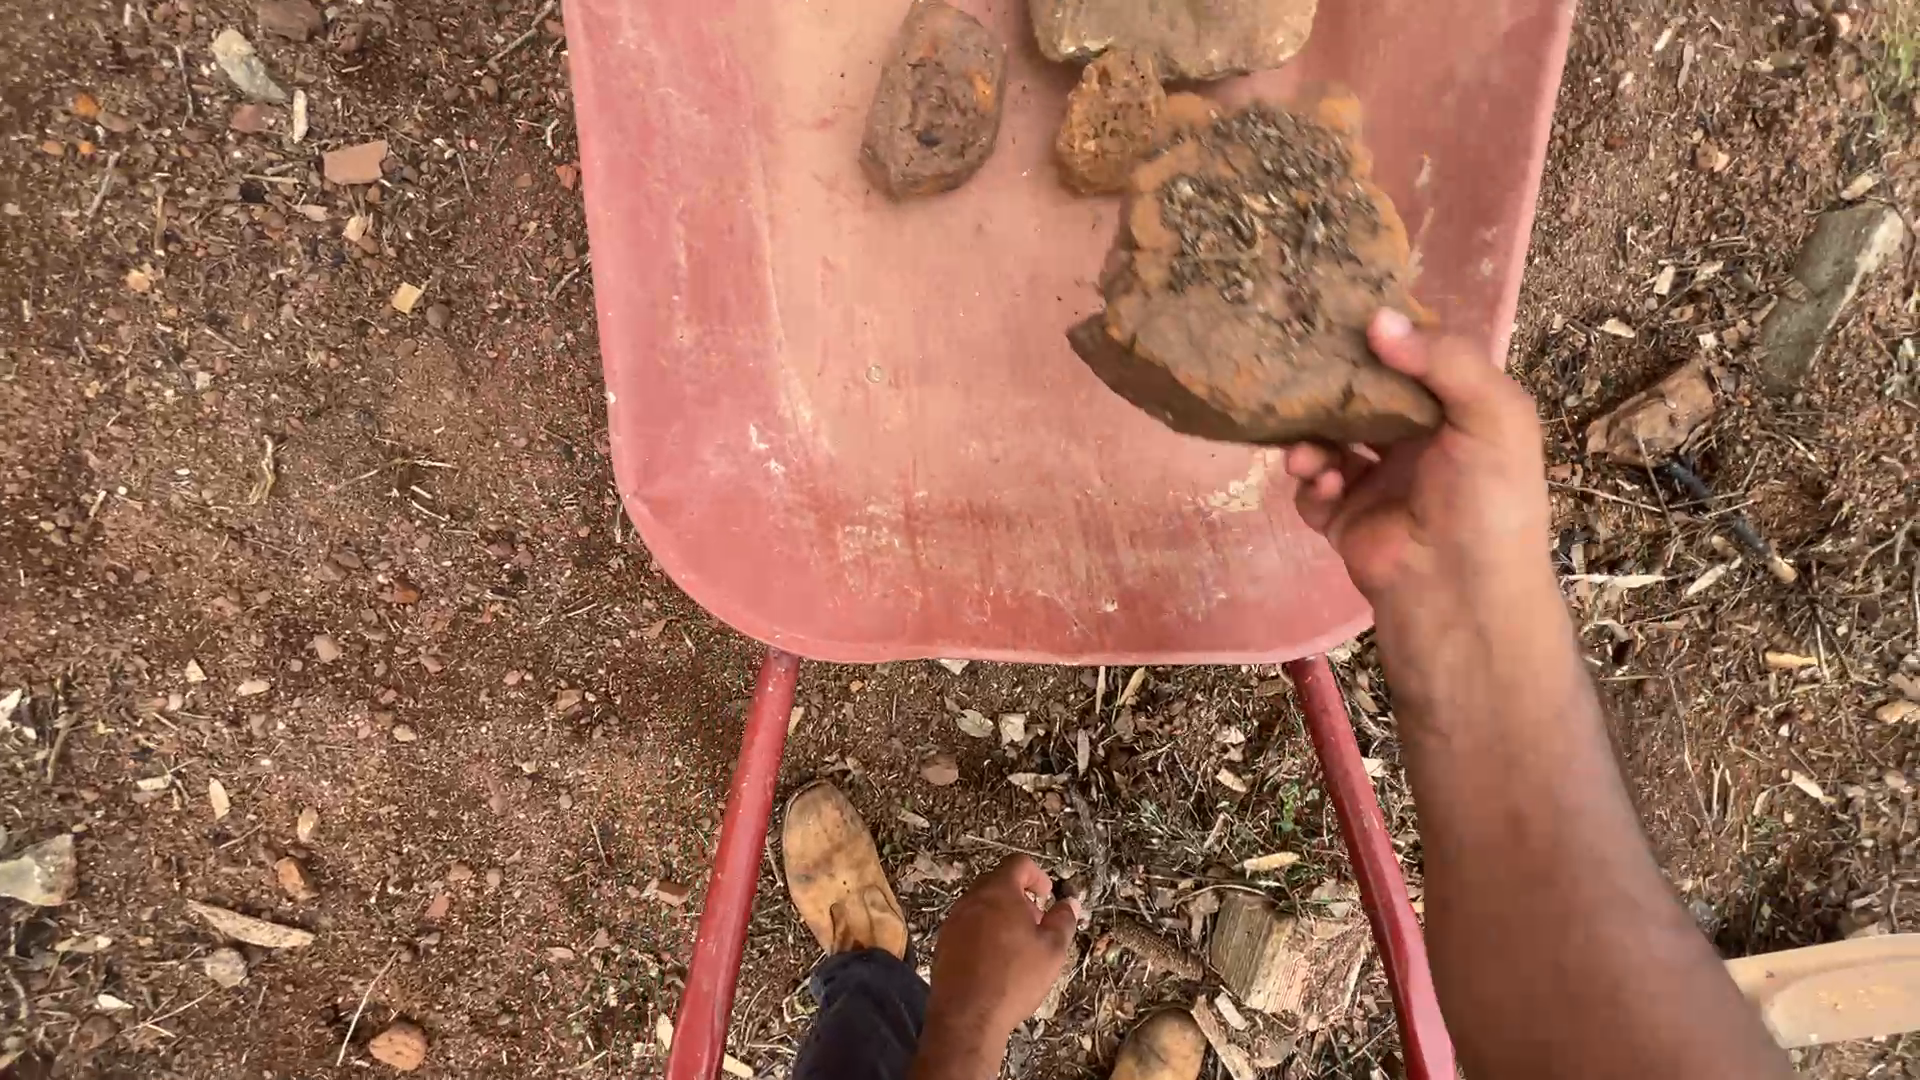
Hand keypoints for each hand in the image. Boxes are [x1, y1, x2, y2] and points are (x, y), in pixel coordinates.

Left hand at [915, 856, 1077, 1072]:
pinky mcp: (944, 941)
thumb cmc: (1014, 978)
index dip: (1037, 875)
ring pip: (981, 904)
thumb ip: (1063, 921)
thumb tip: (1071, 903)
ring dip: (1001, 914)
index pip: (1018, 863)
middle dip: (1020, 896)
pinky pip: (968, 925)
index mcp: (999, 890)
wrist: (966, 1016)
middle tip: (1035, 923)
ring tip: (1016, 946)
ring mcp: (954, 919)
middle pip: (998, 881)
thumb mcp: (1051, 950)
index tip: (1047, 895)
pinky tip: (994, 961)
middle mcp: (972, 897)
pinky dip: (983, 932)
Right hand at [1284, 310, 1550, 604]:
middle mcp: (1407, 445)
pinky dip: (1310, 483)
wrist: (1456, 585)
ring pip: (1324, 444)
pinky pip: (1311, 489)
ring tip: (1307, 454)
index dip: (1378, 345)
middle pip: (1355, 404)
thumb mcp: (1492, 415)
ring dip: (1310, 442)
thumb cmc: (1487, 495)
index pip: (1407, 368)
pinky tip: (1325, 485)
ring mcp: (1370, 482)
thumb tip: (1376, 318)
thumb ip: (1443, 361)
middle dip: (1328, 395)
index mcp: (1450, 416)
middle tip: (1298, 379)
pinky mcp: (1339, 516)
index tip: (1338, 322)